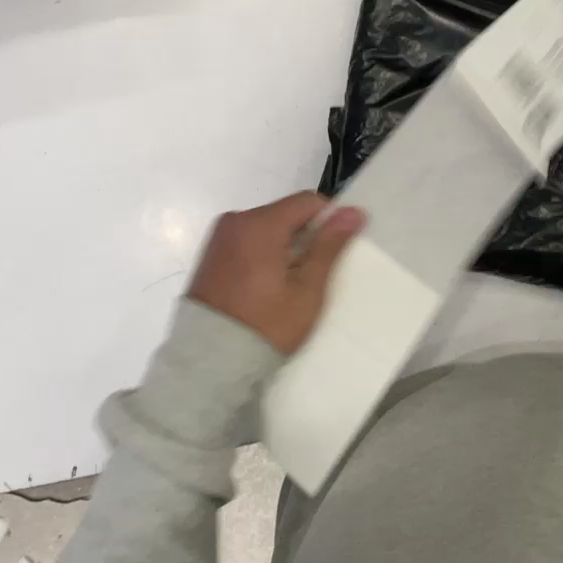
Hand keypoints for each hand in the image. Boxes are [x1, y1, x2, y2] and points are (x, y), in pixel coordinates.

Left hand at [187, 192, 367, 354]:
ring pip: (266, 227)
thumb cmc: (266, 325)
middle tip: (311, 275)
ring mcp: (218, 236)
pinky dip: (262, 254)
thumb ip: (329, 246)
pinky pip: (247, 241)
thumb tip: (353, 211)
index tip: (334, 251)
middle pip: (285, 213)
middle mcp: (235, 220)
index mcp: (260, 223)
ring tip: (286, 285)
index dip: (328, 220)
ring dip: (283, 246)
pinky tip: (264, 286)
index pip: (307, 201)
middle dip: (303, 236)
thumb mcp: (306, 289)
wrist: (211, 361)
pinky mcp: (209, 254)